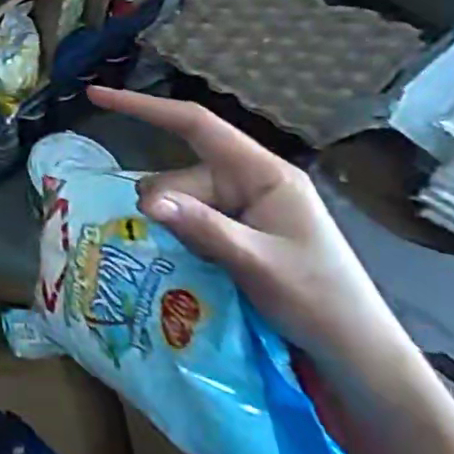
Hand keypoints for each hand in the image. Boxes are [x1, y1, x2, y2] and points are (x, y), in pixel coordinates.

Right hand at [87, 87, 407, 363]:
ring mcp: (239, 204)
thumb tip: (147, 201)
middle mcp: (248, 181)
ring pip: (173, 200)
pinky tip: (198, 259)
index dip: (143, 106)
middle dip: (169, 208)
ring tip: (208, 262)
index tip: (96, 96)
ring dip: (178, 228)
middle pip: (176, 174)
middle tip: (193, 249)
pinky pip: (183, 217)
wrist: (358, 357)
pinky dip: (181, 236)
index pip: (195, 124)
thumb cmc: (323, 303)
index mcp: (263, 174)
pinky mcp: (231, 227)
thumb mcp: (260, 264)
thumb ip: (202, 228)